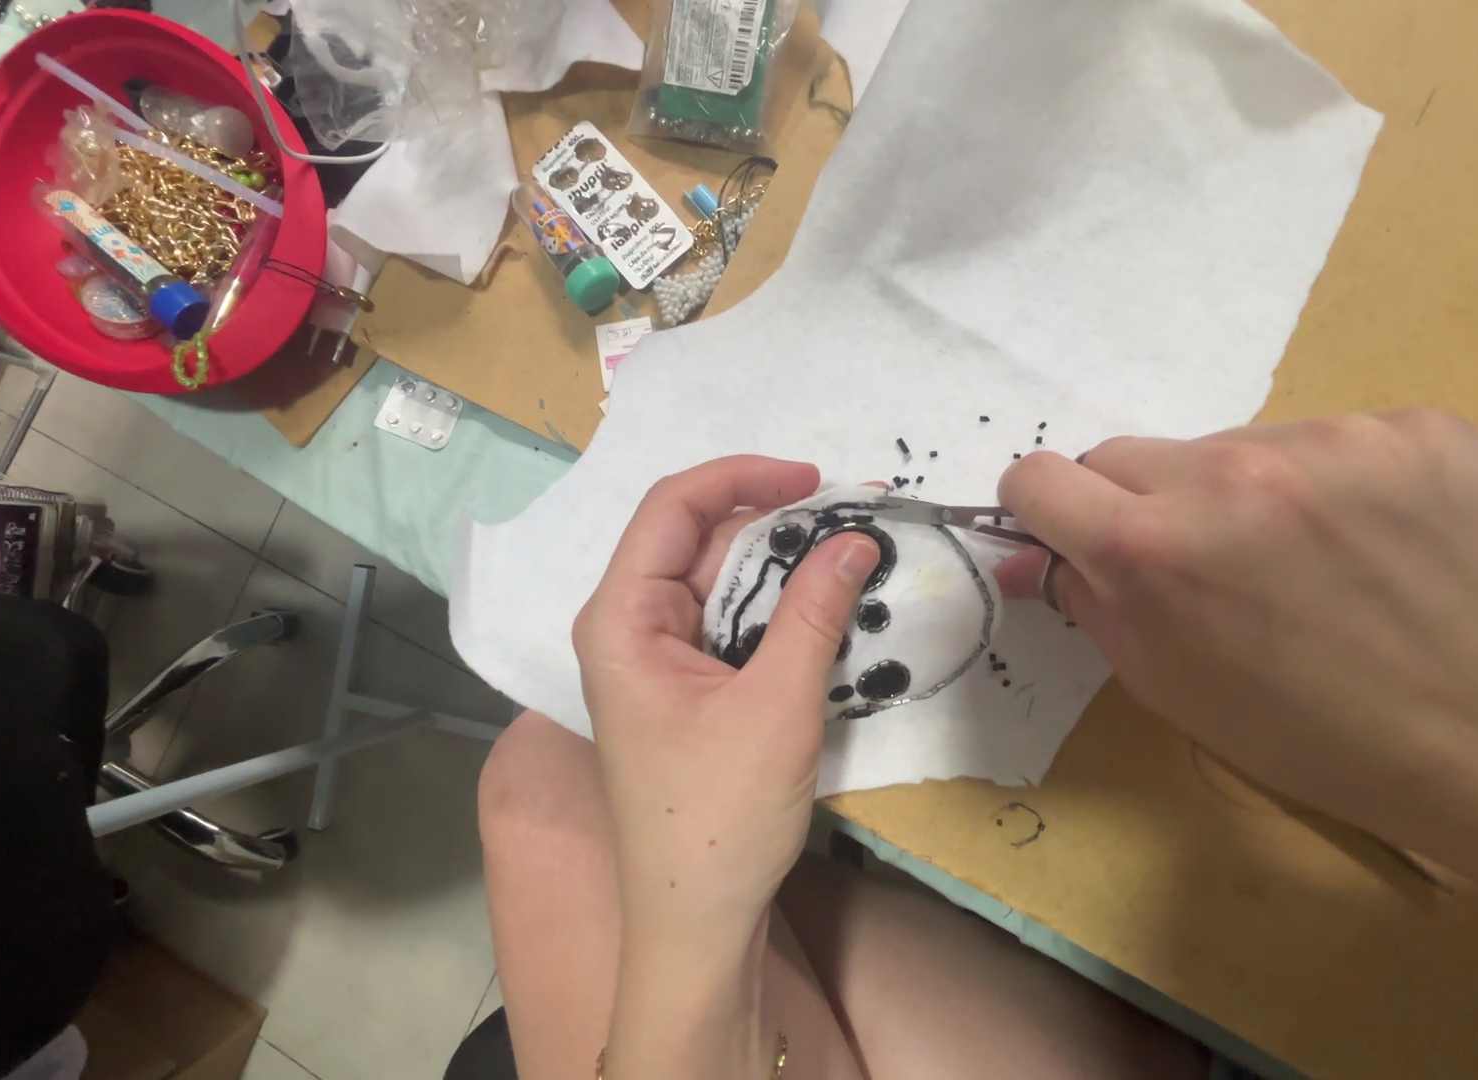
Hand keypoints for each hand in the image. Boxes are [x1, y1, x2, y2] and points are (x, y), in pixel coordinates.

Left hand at [574, 456, 878, 939]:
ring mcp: (656, 655)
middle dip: (773, 523)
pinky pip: (729, 622)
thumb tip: (856, 537)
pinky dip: (775, 607)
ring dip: (781, 566)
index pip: (671, 509)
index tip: (811, 479)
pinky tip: (824, 601)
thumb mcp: (777, 706)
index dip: (739, 478)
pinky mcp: (684, 682)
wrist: (696, 920)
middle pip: (698, 542)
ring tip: (851, 551)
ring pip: (719, 581)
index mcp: (622, 619)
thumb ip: (813, 613)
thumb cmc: (720, 817)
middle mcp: (629, 624)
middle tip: (852, 516)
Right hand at [994, 409, 1477, 943]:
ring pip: (1218, 447)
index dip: (1040, 509)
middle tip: (1190, 564)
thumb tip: (1024, 556)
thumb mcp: (1159, 680)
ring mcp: (1330, 441)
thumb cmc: (1304, 732)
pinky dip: (1310, 484)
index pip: (1036, 477)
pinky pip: (1312, 439)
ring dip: (1225, 493)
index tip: (1069, 534)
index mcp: (1150, 548)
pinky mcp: (1413, 426)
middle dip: (1131, 504)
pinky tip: (1358, 542)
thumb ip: (1080, 599)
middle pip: (1118, 454)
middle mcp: (1227, 474)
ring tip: (1292, 559)